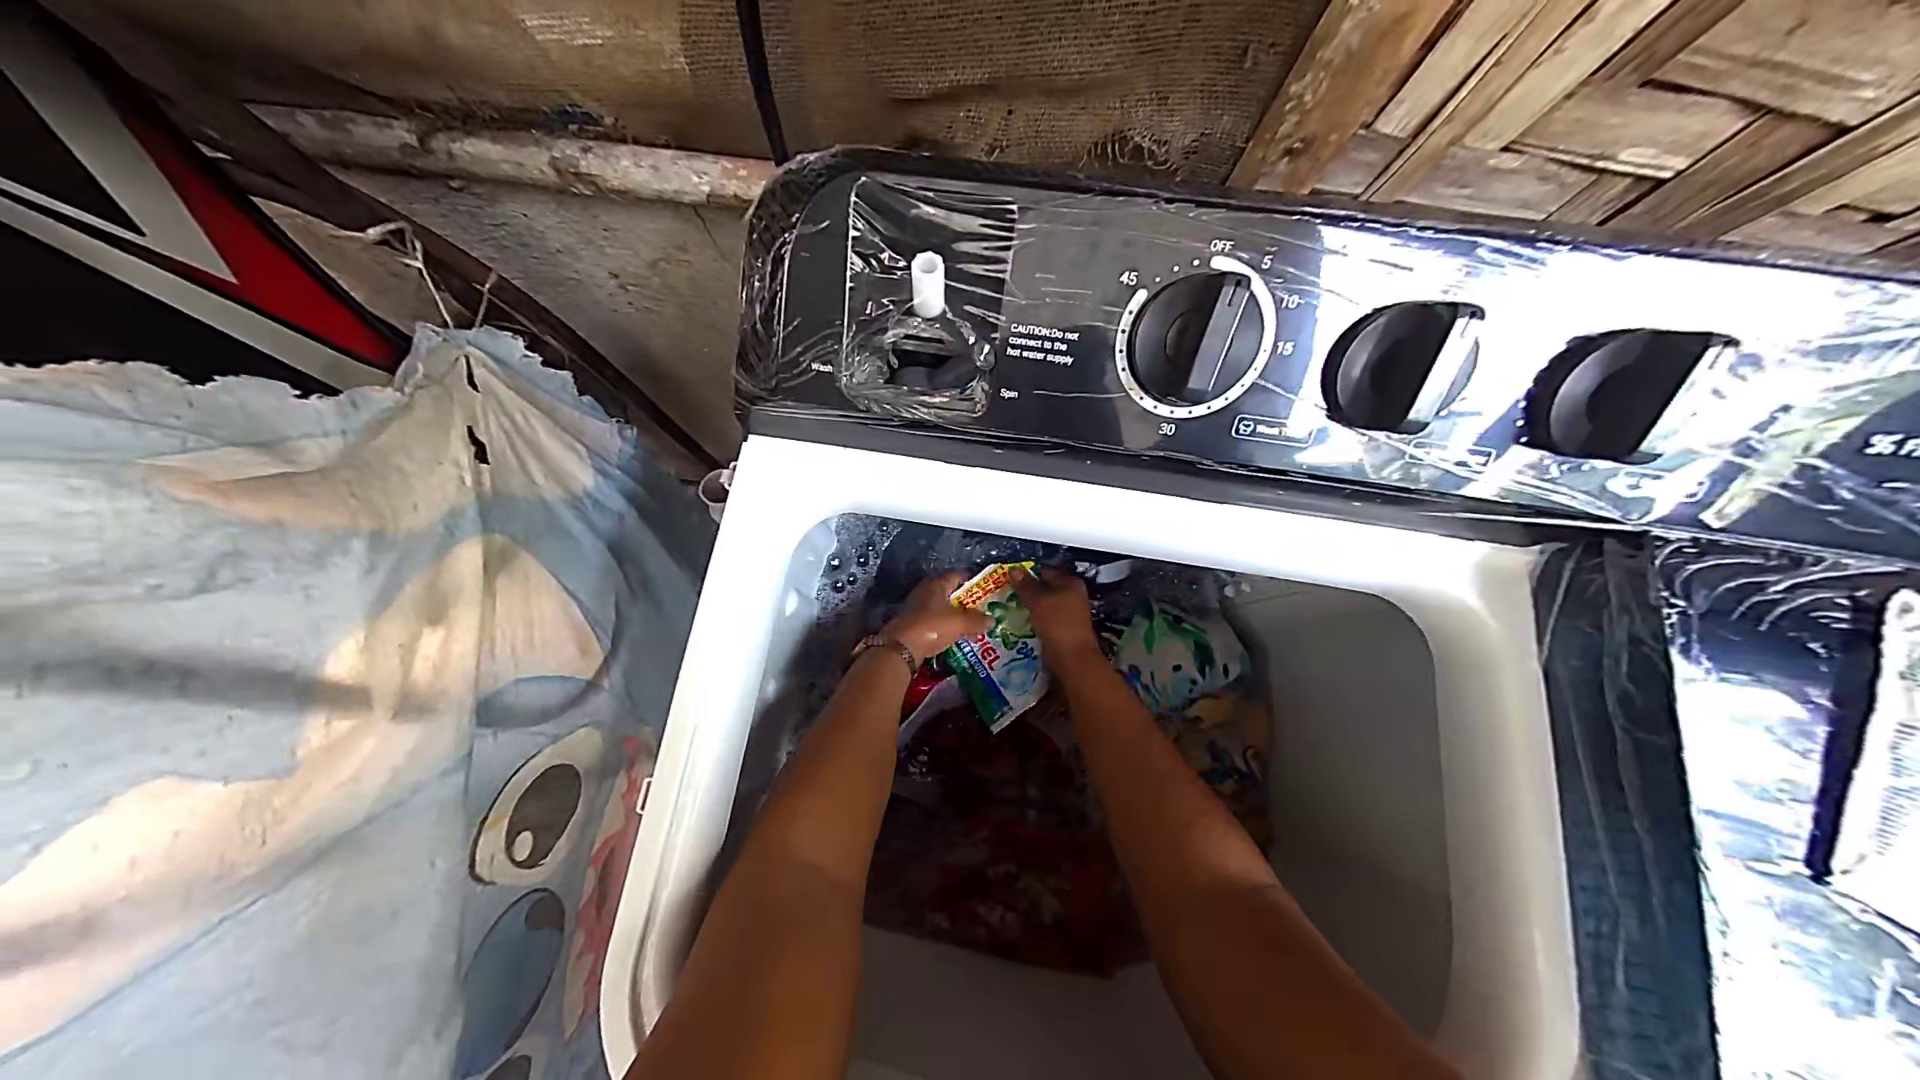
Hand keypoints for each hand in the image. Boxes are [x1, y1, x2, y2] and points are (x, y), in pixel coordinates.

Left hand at [883, 573, 992, 663]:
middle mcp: (925, 591)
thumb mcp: (959, 623)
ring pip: (940, 607)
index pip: (958, 575)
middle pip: (949, 591)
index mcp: (936, 583)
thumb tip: (992, 619)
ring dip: (954, 614)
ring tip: (970, 623)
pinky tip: (953, 635)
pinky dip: (944, 626)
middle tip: (981, 608)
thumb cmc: (932, 627)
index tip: (986, 588)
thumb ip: (976, 620)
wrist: (900, 648)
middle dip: (964, 600)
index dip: (972, 580)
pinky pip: (933, 621)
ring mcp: (916, 607)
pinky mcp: (911, 623)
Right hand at [1012, 566, 1101, 665]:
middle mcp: (1071, 595)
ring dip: (1028, 606)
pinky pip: (1043, 618)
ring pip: (1043, 604)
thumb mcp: (1038, 600)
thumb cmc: (1056, 623)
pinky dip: (1033, 618)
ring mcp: (1067, 613)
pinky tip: (1018, 620)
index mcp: (1070, 583)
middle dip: (1026, 590)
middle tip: (1005, 591)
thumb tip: (1014, 569)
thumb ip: (1025, 585)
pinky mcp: (1061, 628)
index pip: (1045, 571)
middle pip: (1044, 588)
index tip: (1008, 577)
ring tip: (1008, 605)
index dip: (1027, 573)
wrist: (1070, 657)